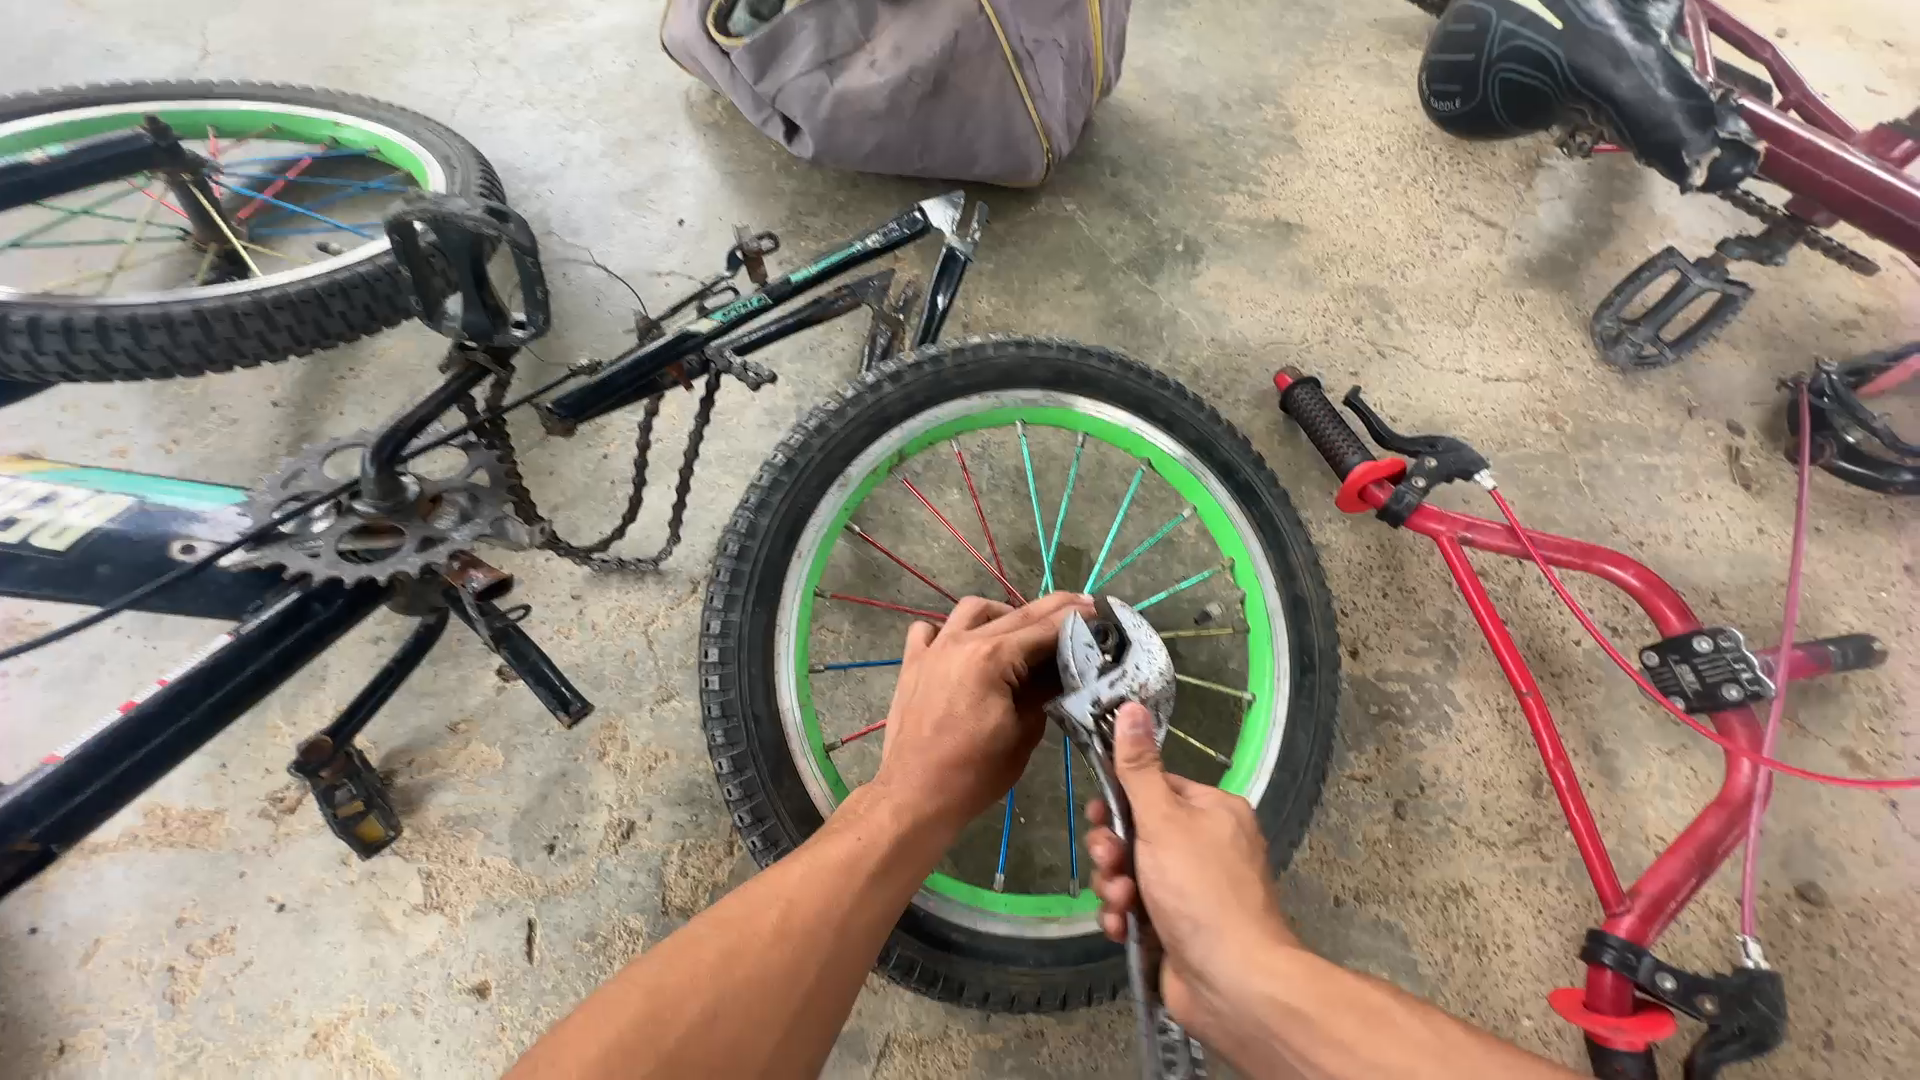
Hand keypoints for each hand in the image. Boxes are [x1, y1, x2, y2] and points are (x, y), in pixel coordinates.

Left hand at [872, 593, 1094, 836]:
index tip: (1100, 611)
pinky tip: (964, 645)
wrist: (914, 795)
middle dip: (1052, 607)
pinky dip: (950, 629)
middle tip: (1083, 604)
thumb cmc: (973, 773)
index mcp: (993, 658)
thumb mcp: (1023, 734)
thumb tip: (1064, 669)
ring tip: (1022, 629)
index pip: (1044, 629)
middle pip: (1015, 613)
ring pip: (972, 610)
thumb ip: (1044, 691)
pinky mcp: (912, 662)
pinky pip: (930, 629)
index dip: (1076, 619)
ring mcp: (933, 648)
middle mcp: (962, 641)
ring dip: (1002, 612)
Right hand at [1085, 703, 1299, 1044]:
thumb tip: (1130, 705)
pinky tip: (1121, 926)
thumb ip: (1139, 767)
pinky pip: (1136, 908)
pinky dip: (1123, 915)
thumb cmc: (1201, 889)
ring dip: (1114, 884)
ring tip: (1120, 900)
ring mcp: (1191, 890)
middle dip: (1113, 849)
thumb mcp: (1164, 819)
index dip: (1119, 801)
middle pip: (1136, 831)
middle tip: (1109, 860)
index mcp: (1212, 811)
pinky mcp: (1177, 927)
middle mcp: (1204, 846)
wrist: (1235, 984)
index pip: (1154, 788)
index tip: (1098, 814)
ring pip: (1130, 871)